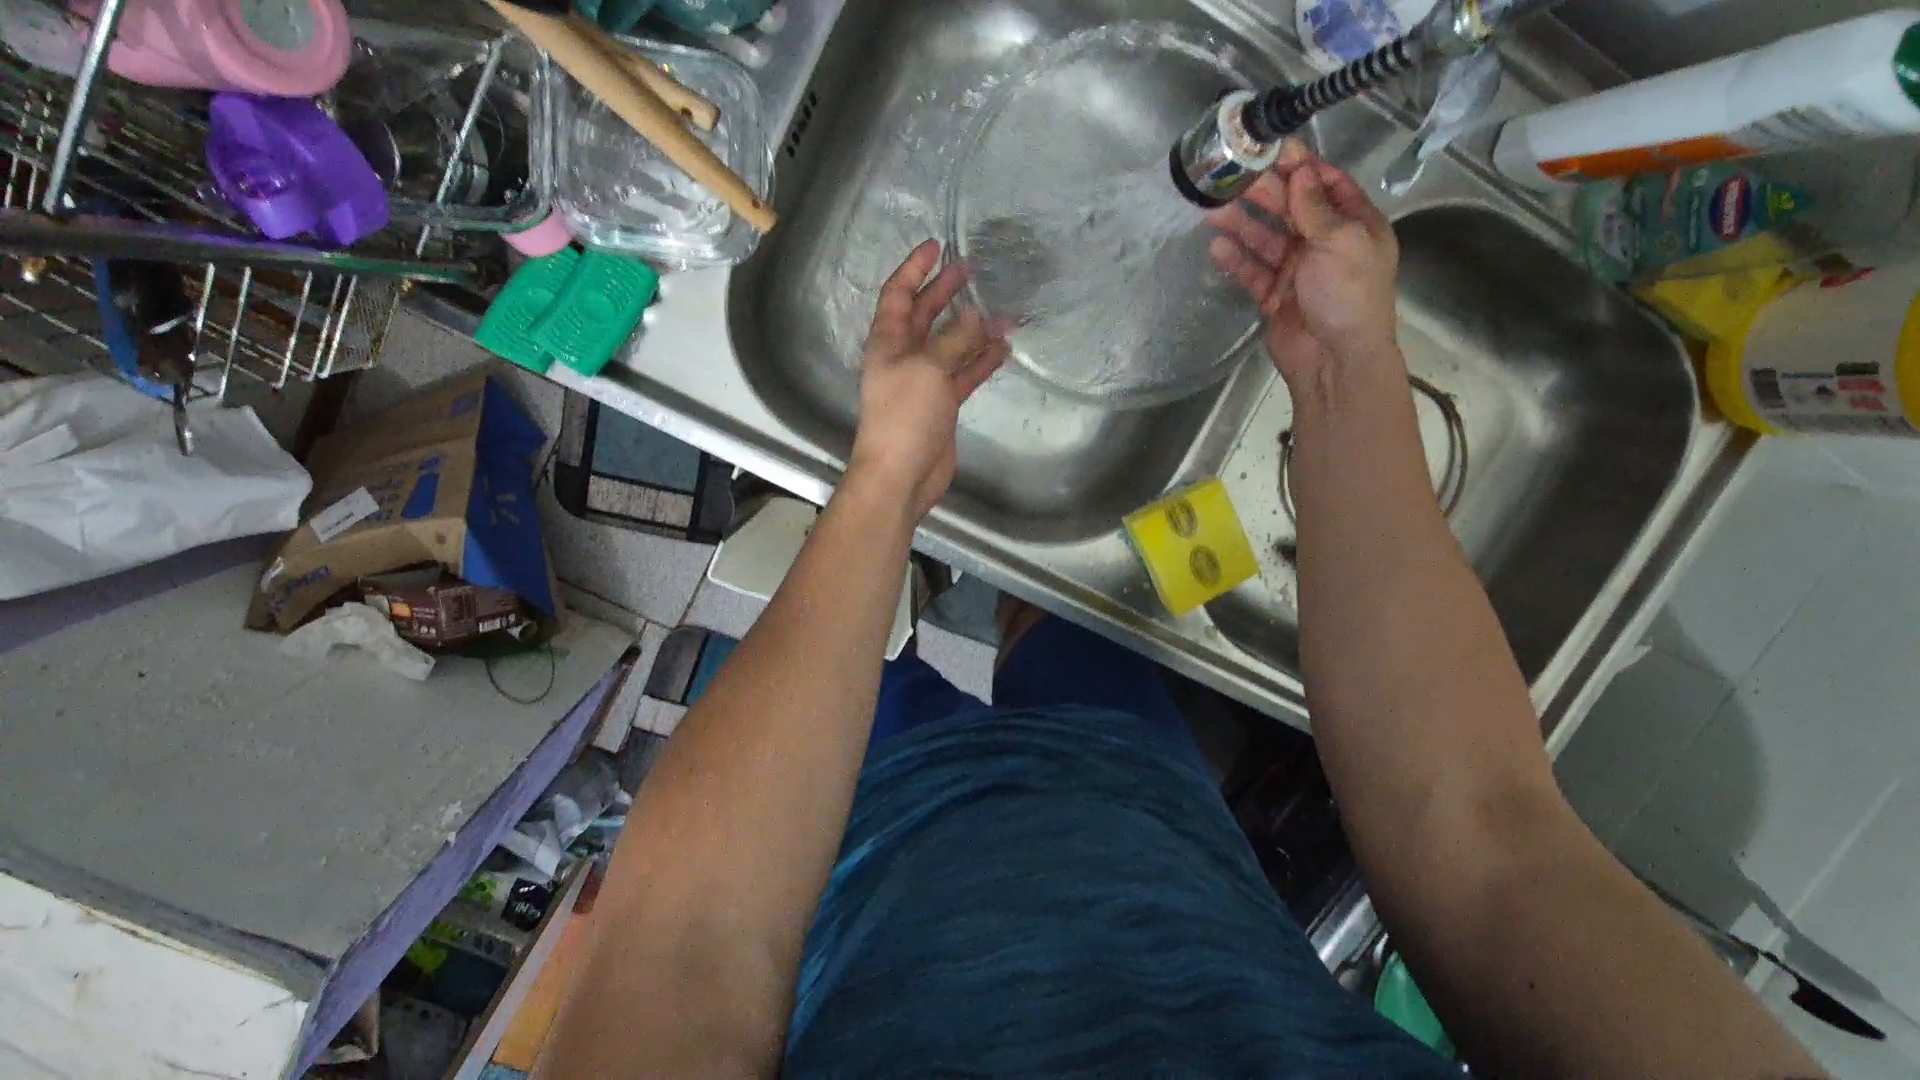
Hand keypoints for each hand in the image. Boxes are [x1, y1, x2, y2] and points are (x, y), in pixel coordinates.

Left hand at [847, 240, 1008, 519]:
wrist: (901, 474)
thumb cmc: (904, 416)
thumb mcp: (927, 368)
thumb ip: (954, 340)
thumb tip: (976, 315)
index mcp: (888, 340)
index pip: (899, 293)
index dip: (915, 268)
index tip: (936, 245)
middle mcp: (904, 355)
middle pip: (926, 314)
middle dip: (945, 291)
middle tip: (970, 269)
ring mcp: (925, 379)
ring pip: (952, 343)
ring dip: (974, 327)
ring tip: (1001, 307)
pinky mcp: (943, 402)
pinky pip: (965, 372)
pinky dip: (983, 360)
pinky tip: (1005, 348)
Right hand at [1206, 140, 1400, 390]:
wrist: (1336, 359)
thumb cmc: (1349, 295)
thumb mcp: (1340, 240)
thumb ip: (1315, 207)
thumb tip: (1301, 172)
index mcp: (1354, 225)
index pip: (1326, 184)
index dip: (1300, 166)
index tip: (1270, 149)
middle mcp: (1326, 243)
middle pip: (1291, 208)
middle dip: (1264, 192)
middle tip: (1232, 177)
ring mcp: (1299, 271)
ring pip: (1266, 239)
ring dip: (1242, 224)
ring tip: (1213, 209)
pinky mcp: (1275, 296)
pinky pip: (1252, 272)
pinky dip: (1236, 260)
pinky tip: (1217, 247)